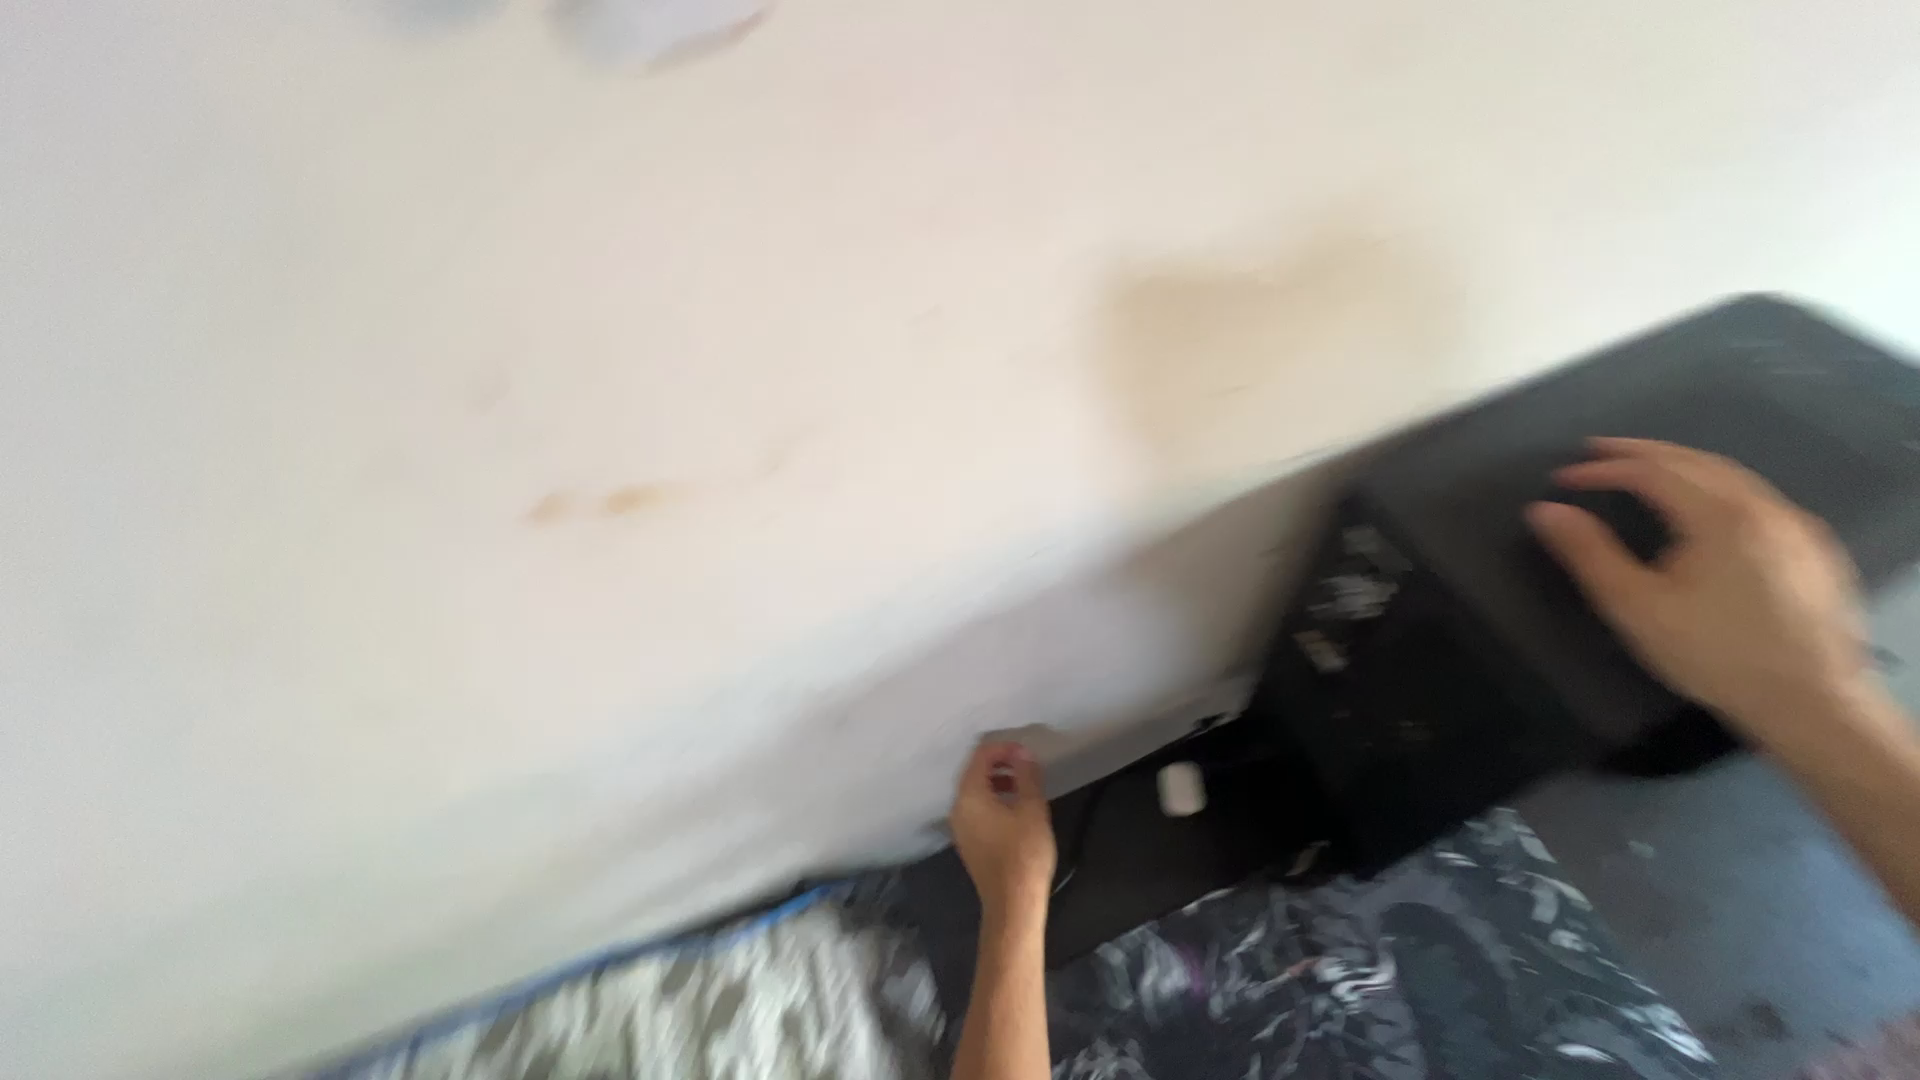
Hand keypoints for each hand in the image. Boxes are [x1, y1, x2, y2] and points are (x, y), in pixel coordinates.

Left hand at [949, 741, 1055, 923]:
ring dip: (996, 781)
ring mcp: (960, 827)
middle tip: (1025, 764)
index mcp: (970, 796)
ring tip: (1022, 785)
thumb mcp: (1032, 809)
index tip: (1026, 752)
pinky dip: (992, 799)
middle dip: (998, 762)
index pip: (980, 756)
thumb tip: (1022, 753)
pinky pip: (975, 809)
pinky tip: (1013, 809)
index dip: (1003, 748)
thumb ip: (1026, 775)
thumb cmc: (1024, 854)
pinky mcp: (967, 842)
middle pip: (973, 772)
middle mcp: (958, 808)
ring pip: (974, 792)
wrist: (1013, 904)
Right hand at [1526, 437, 1881, 742]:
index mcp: (1722, 517)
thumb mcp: (1634, 605)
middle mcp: (1767, 509)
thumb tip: (1545, 510)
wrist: (1812, 702)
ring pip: (1732, 476)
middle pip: (1697, 461)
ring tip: (1639, 469)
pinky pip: (1755, 497)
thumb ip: (1588, 552)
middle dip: (1641, 452)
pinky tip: (1698, 504)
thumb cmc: (1711, 652)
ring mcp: (1798, 528)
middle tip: (1595, 450)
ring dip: (1678, 464)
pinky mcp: (1813, 550)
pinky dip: (1712, 484)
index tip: (1561, 478)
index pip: (1652, 472)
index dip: (1602, 469)